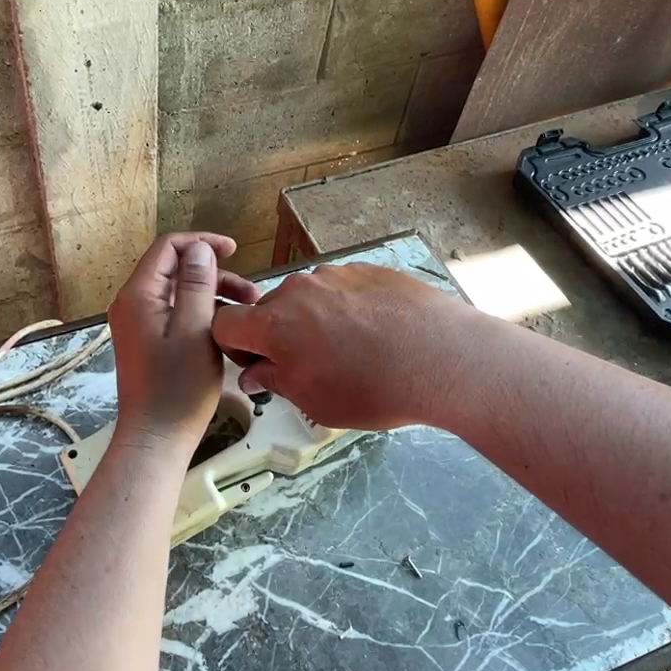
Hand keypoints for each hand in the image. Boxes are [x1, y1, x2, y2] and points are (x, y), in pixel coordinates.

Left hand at [107, 232, 261, 451]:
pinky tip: (228, 332)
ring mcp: (138, 324)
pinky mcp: (148, 342)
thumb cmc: (177, 388)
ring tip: (247, 313)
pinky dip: (202, 315)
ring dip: (213, 296)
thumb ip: (197, 284)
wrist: (155, 439)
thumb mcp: (196, 330)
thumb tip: (199, 249)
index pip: (168, 248)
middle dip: (215, 274)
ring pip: (180, 294)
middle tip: (251, 293)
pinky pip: (177, 315)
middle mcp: (133, 304)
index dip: (202, 243)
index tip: (235, 251)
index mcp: (139, 295)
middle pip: (176, 270)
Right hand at [211, 263, 498, 430]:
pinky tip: (378, 333)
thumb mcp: (315, 402)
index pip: (225, 324)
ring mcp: (334, 274)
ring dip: (315, 320)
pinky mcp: (367, 268)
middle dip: (279, 336)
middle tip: (312, 366)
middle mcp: (297, 289)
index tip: (258, 366)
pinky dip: (348, 308)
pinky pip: (342, 288)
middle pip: (269, 310)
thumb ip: (276, 382)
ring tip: (354, 350)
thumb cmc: (374, 388)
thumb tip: (256, 373)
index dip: (235, 348)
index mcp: (274, 324)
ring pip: (307, 298)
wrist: (445, 358)